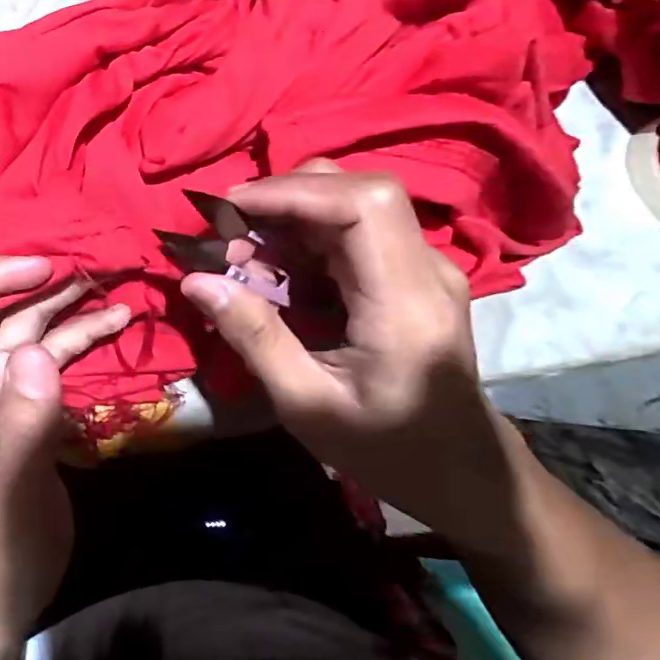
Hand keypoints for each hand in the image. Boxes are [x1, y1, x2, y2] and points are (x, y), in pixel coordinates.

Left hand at [0, 257, 129, 637]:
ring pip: (28, 326)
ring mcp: (2, 390)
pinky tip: (118, 318)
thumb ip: (25, 429)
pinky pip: (54, 351)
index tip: (43, 265)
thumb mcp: (13, 500)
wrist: (14, 588)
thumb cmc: (2, 552)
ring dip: (67, 301)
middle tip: (91, 261)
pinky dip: (84, 332)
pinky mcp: (32, 401)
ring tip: (112, 277)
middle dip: (38, 281)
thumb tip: (40, 353)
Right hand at [179, 160, 504, 530]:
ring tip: (245, 248)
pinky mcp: (414, 271)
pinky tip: (278, 265)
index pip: (363, 206)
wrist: (462, 469)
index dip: (294, 192)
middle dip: (287, 196)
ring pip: (357, 202)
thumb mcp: (307, 405)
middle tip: (231, 229)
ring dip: (294, 213)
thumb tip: (196, 280)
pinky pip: (359, 230)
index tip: (231, 207)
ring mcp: (427, 265)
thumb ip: (254, 337)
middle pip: (360, 191)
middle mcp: (427, 269)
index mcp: (406, 303)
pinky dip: (310, 234)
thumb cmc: (386, 448)